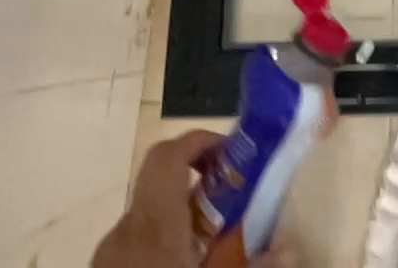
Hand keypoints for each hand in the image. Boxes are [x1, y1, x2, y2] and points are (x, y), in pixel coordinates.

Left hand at [92, 130, 296, 267]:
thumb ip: (254, 266)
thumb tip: (290, 250)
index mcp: (154, 229)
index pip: (168, 156)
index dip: (199, 141)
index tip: (232, 154)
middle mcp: (126, 232)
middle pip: (159, 179)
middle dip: (197, 178)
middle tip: (233, 198)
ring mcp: (108, 256)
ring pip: (148, 214)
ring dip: (181, 215)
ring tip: (214, 246)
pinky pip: (136, 242)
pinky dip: (163, 243)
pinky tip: (185, 267)